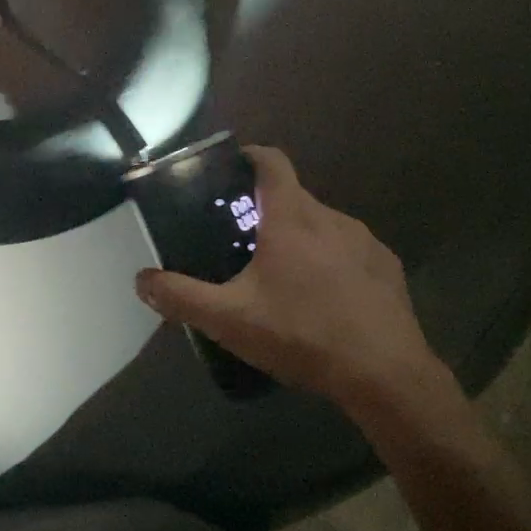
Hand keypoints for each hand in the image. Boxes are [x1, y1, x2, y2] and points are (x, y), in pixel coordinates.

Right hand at [134, 147, 439, 403]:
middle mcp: (331, 217)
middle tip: (242, 240)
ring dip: (302, 239)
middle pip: (294, 197)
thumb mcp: (230, 320)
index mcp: (291, 217)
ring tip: (283, 275)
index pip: (271, 162)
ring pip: (324, 226)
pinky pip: (351, 252)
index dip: (250, 156)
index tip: (231, 169)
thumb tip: (142, 280)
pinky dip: (333, 263)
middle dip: (267, 211)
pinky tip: (325, 300)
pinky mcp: (388, 269)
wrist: (385, 375)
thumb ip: (181, 297)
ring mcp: (365, 242)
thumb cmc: (302, 334)